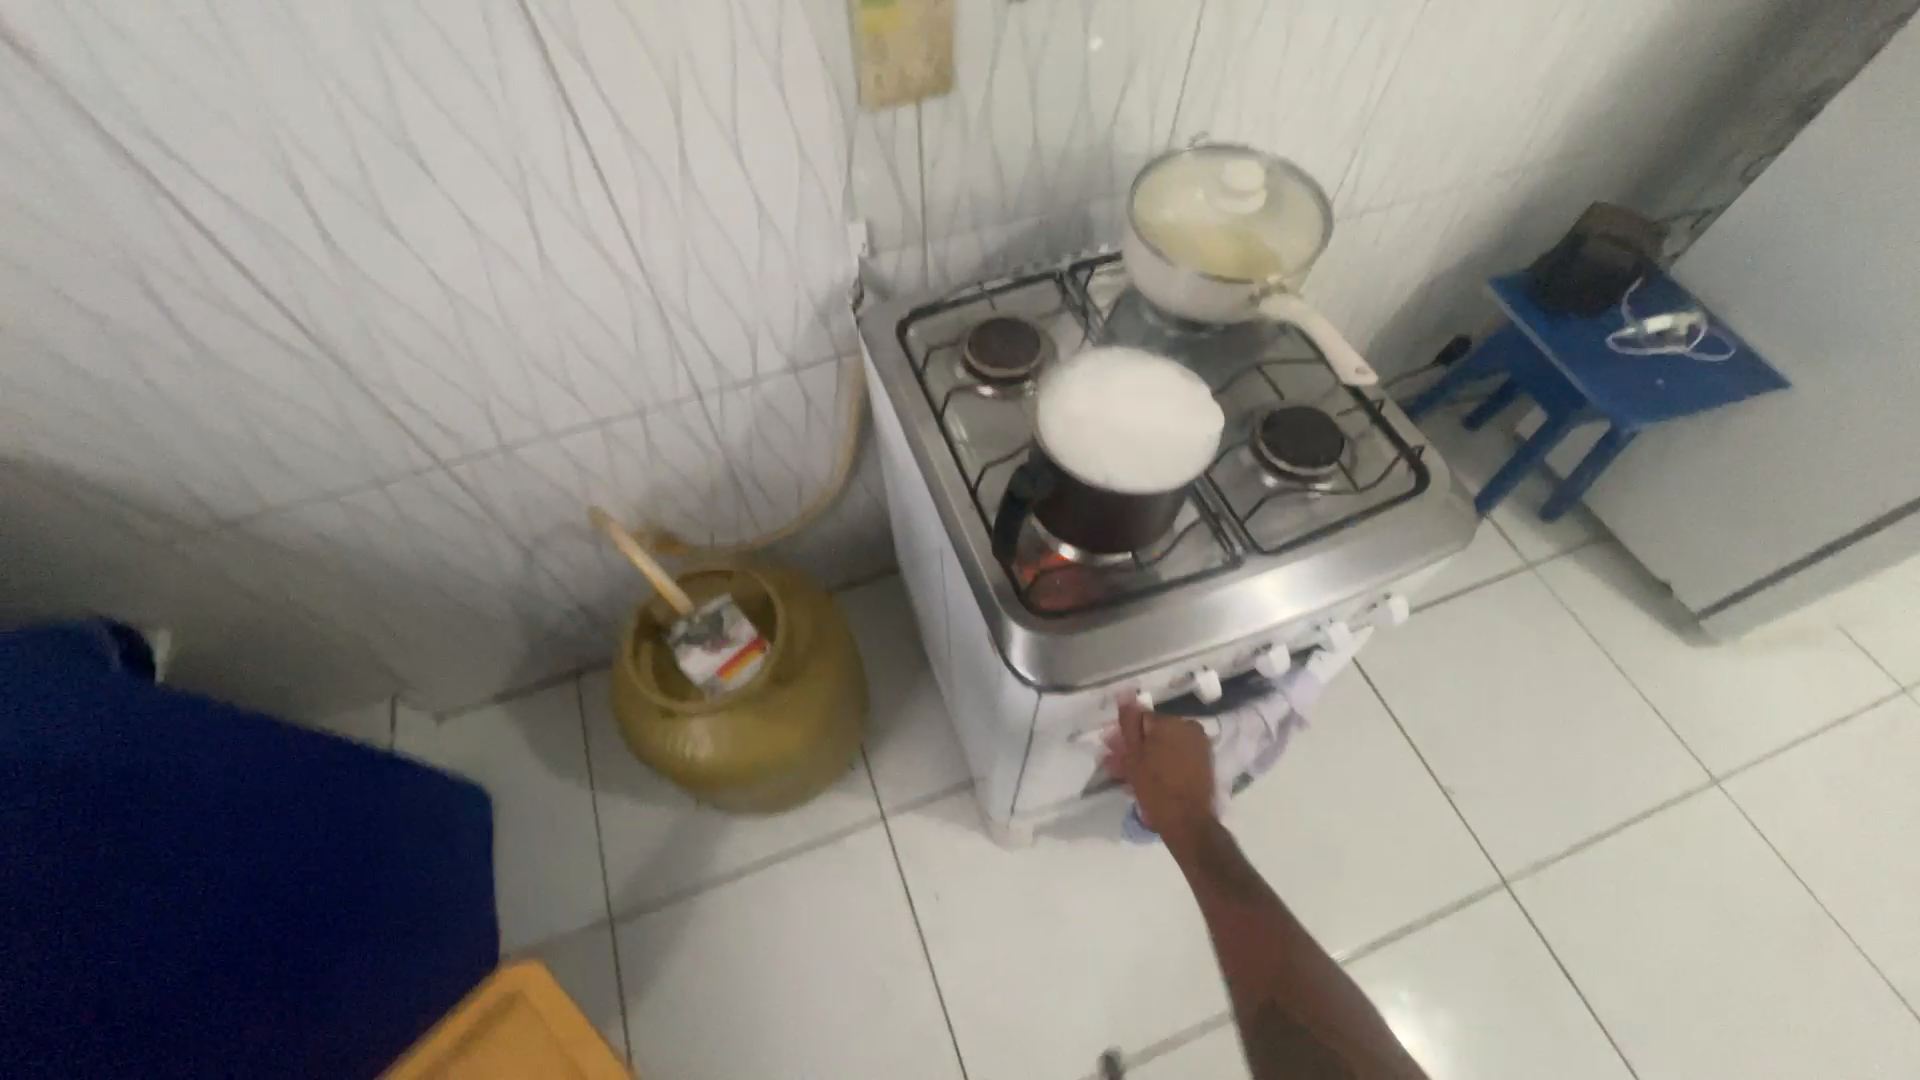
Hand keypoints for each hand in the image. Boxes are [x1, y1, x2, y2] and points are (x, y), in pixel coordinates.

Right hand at [1102, 702, 1215, 844]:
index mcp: (1171, 722)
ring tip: (1125, 776)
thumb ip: (1129, 722)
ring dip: (1144, 758)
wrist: (1188, 823)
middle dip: (1133, 747)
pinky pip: (1176, 758)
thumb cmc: (1156, 787)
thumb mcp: (1134, 754)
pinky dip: (1161, 765)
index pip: (1140, 719)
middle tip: (1115, 764)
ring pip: (1163, 747)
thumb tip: (1126, 692)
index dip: (1124, 735)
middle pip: (1153, 734)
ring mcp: (1199, 747)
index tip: (1112, 749)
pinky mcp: (1203, 764)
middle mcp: (1189, 728)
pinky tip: (1145, 780)